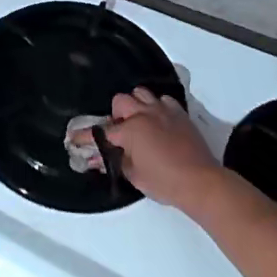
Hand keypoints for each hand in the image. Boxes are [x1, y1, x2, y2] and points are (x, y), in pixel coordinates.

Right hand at [84, 87, 225, 214]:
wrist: (203, 183)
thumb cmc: (166, 183)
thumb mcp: (134, 176)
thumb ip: (114, 161)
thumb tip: (98, 158)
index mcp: (129, 131)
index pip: (101, 131)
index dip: (85, 136)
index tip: (74, 138)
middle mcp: (143, 115)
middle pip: (120, 101)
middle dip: (116, 114)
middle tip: (119, 130)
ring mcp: (163, 112)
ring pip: (141, 94)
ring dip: (136, 105)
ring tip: (138, 121)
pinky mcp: (180, 114)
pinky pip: (163, 101)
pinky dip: (157, 107)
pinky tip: (159, 121)